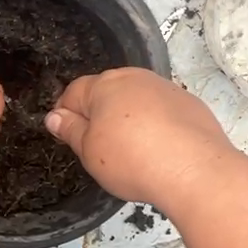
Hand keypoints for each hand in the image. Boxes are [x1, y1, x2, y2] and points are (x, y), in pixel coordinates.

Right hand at [45, 68, 243, 211]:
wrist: (193, 170)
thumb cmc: (132, 160)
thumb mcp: (90, 151)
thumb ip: (70, 130)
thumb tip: (54, 116)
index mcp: (105, 85)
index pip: (74, 92)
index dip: (65, 114)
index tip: (65, 134)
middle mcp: (136, 78)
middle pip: (107, 93)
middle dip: (99, 116)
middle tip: (98, 149)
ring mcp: (166, 89)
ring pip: (136, 101)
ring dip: (128, 121)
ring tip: (130, 153)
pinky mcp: (189, 104)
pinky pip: (161, 112)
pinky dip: (154, 127)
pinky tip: (156, 152)